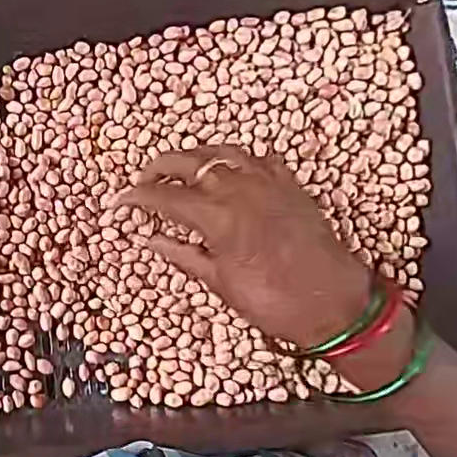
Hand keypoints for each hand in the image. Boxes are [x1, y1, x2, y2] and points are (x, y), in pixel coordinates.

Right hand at [111, 146, 375, 347]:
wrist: (335, 305)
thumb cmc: (274, 301)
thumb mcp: (218, 281)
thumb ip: (181, 253)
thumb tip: (151, 239)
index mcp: (217, 216)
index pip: (164, 196)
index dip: (136, 197)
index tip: (121, 202)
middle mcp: (240, 190)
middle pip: (188, 162)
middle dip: (159, 169)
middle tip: (144, 182)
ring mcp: (268, 183)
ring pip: (222, 152)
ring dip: (195, 157)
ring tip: (180, 169)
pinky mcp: (290, 186)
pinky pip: (257, 159)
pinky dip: (236, 159)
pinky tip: (228, 170)